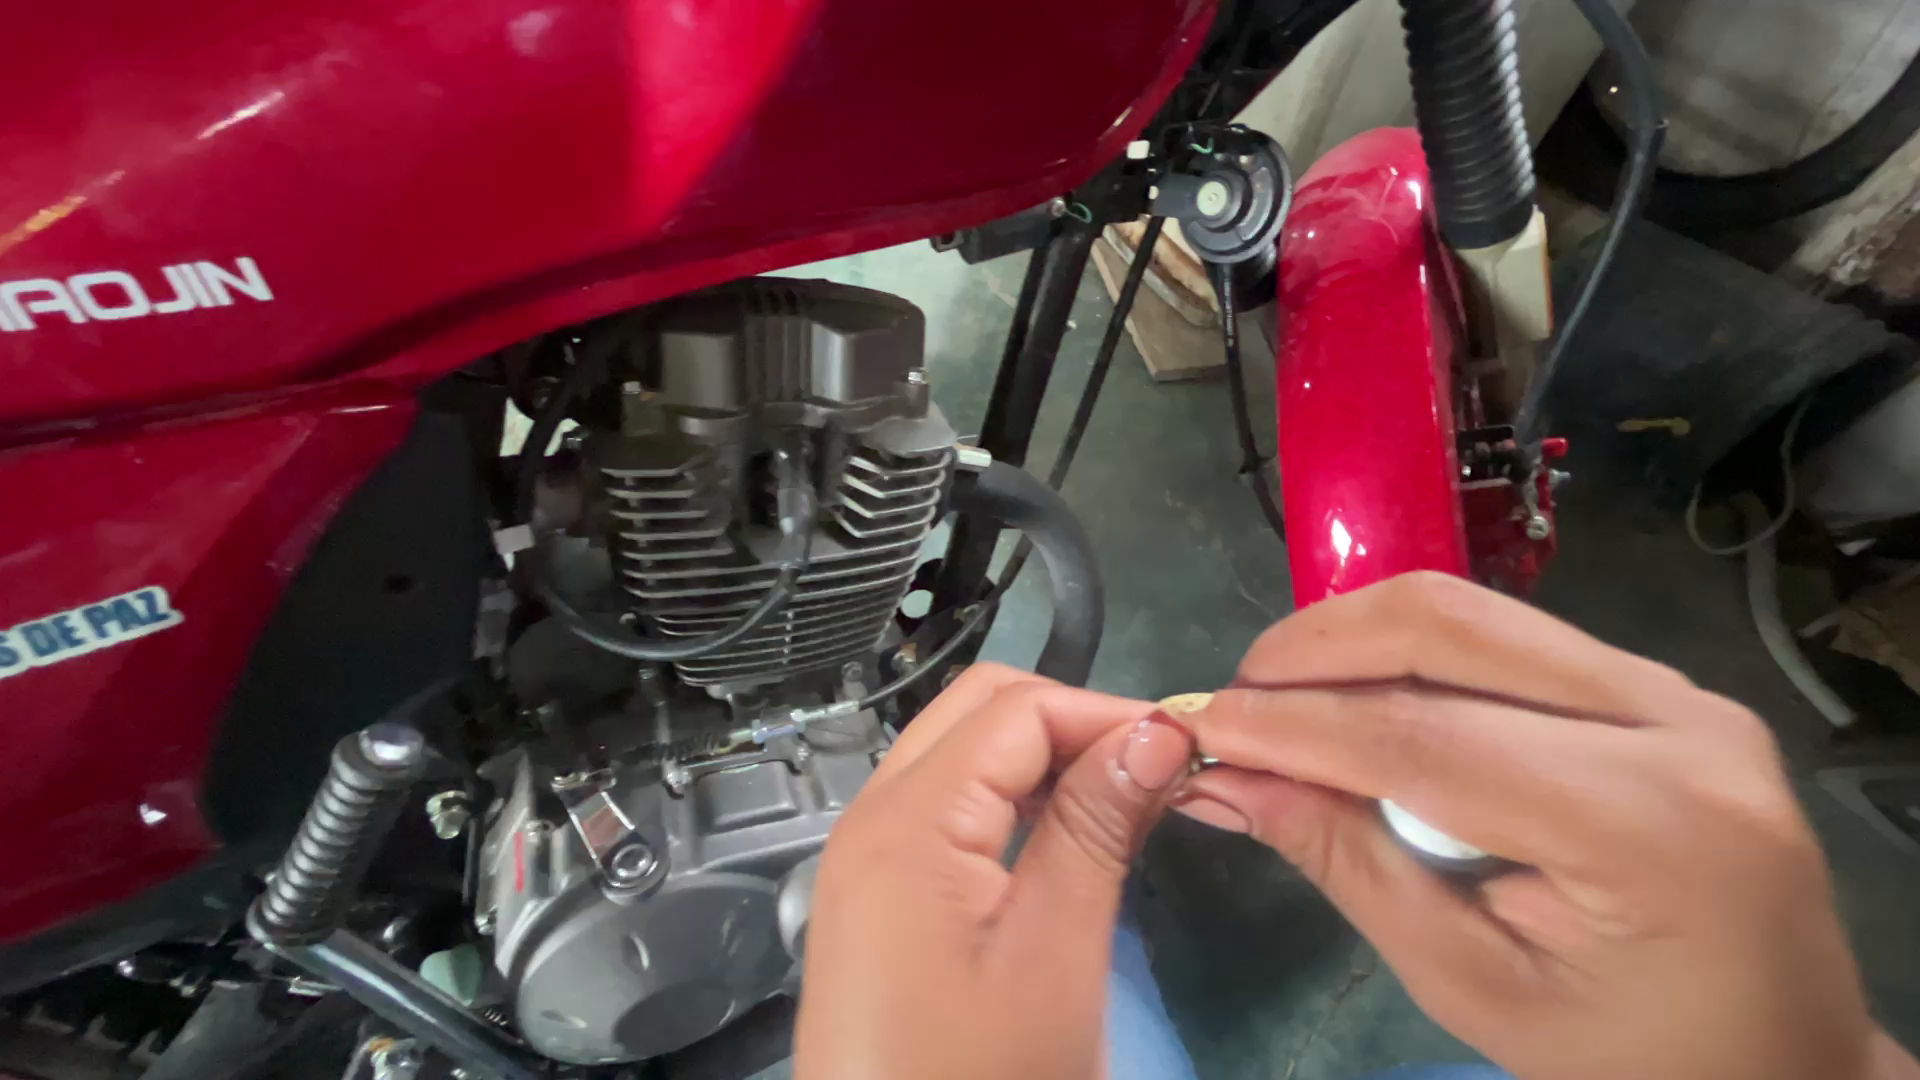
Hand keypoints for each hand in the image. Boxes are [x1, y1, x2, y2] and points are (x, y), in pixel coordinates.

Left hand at [794, 663, 1194, 1079]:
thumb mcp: (1051, 958)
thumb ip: (1095, 828)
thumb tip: (1154, 733)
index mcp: (906, 819)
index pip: (1016, 711)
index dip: (1102, 713)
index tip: (1178, 746)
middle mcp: (873, 812)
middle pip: (979, 709)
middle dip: (1068, 718)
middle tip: (1146, 765)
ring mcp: (868, 847)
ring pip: (961, 746)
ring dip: (1040, 752)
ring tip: (1116, 792)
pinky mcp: (877, 884)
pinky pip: (947, 798)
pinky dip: (1008, 791)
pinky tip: (1058, 827)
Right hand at [1176, 572, 1915, 1079]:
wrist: (1775, 1058)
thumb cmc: (1619, 1052)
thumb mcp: (1463, 978)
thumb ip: (1338, 858)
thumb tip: (1217, 777)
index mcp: (1651, 828)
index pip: (1421, 739)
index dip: (1289, 725)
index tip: (1196, 724)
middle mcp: (1672, 719)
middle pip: (1439, 626)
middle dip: (1307, 650)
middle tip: (1233, 700)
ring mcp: (1661, 683)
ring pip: (1453, 607)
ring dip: (1339, 637)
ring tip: (1275, 695)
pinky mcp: (1633, 674)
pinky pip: (1479, 626)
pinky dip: (1384, 648)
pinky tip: (1343, 692)